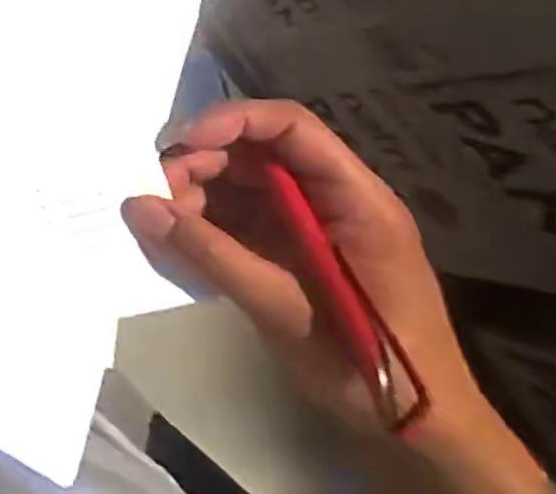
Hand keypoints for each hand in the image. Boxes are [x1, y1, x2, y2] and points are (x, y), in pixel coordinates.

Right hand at [121, 99, 546, 493]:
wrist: (418, 434)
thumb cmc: (373, 368)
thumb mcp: (286, 311)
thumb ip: (211, 255)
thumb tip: (137, 207)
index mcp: (354, 197)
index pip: (292, 126)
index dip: (233, 120)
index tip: (181, 143)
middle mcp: (328, 193)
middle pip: (254, 147)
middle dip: (200, 160)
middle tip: (156, 190)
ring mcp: (304, 216)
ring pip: (237, 176)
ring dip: (194, 189)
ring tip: (162, 219)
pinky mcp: (284, 240)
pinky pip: (233, 210)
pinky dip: (201, 218)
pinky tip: (176, 236)